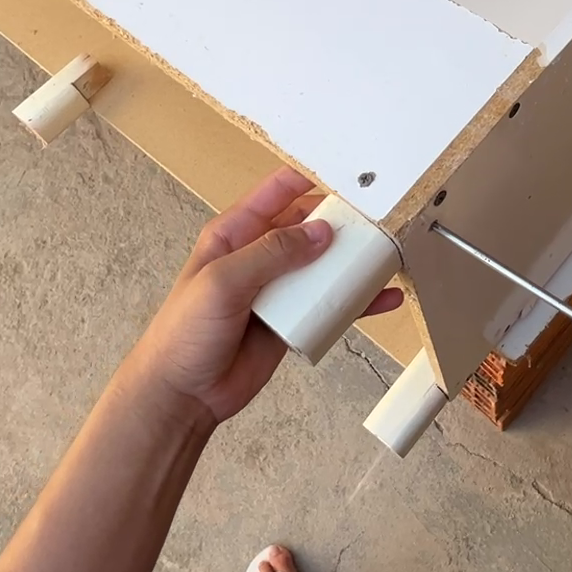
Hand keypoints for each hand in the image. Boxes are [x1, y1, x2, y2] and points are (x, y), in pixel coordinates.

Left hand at [118, 168, 401, 426]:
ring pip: (325, 264)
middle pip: (310, 225)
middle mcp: (260, 254)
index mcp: (236, 233)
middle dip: (343, 220)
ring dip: (353, 261)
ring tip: (388, 255)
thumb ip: (271, 252)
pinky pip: (331, 303)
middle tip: (379, 219)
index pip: (278, 192)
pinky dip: (357, 301)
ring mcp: (280, 288)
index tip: (349, 176)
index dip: (311, 178)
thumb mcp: (223, 281)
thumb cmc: (184, 332)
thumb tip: (320, 232)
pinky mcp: (294, 319)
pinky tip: (382, 299)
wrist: (183, 395)